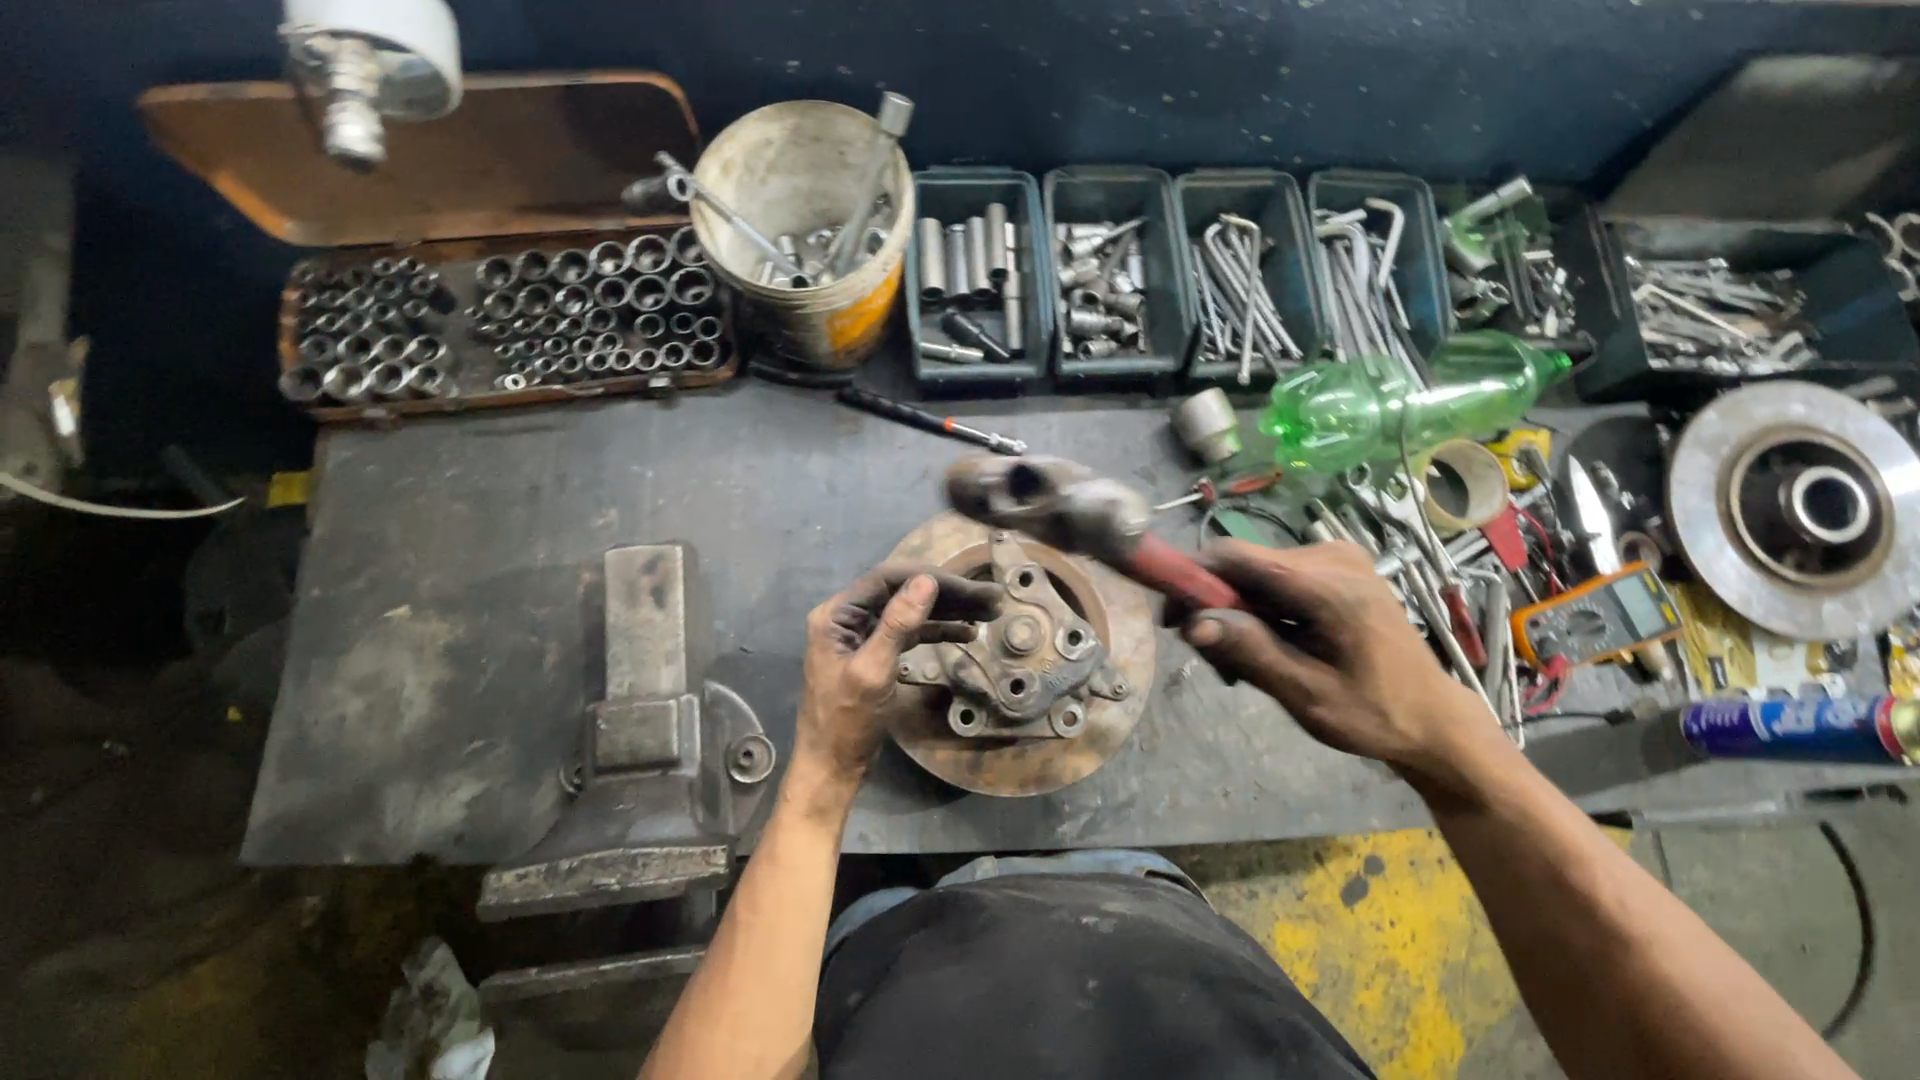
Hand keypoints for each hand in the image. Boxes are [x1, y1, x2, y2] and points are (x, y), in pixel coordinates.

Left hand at [790, 565, 1002, 810]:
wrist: (832, 765)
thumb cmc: (846, 721)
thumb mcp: (874, 670)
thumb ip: (899, 625)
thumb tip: (926, 581)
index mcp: (837, 615)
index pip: (887, 579)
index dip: (928, 577)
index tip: (967, 584)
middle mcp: (847, 617)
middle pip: (901, 592)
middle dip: (946, 593)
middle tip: (989, 598)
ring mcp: (862, 636)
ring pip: (910, 612)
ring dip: (947, 611)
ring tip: (987, 612)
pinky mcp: (876, 653)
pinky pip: (910, 633)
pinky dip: (937, 631)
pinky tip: (966, 633)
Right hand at [1167, 539, 1490, 774]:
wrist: (1433, 718)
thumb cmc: (1374, 713)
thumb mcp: (1306, 694)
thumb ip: (1250, 653)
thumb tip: (1192, 625)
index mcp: (1330, 585)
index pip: (1234, 556)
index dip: (1192, 581)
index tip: (1175, 624)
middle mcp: (1331, 556)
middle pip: (1241, 565)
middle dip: (1217, 609)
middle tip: (1221, 665)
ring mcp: (1336, 557)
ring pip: (1252, 572)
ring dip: (1237, 613)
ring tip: (1249, 663)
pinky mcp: (1335, 567)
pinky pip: (1273, 577)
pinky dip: (1259, 609)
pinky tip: (1272, 645)